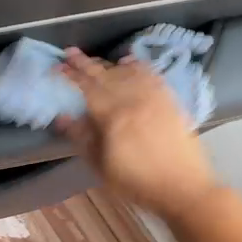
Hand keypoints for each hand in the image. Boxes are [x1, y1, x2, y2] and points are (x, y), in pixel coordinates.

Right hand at [55, 47, 221, 212]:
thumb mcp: (102, 166)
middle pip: (106, 76)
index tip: (57, 66)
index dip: (71, 76)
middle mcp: (134, 101)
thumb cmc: (137, 183)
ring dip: (109, 64)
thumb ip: (82, 138)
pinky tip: (129, 62)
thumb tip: (62, 117)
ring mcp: (155, 99)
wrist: (183, 189)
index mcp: (114, 117)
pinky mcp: (170, 102)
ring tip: (94, 60)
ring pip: (128, 73)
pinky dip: (138, 66)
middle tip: (70, 53)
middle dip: (86, 64)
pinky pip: (152, 76)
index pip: (87, 89)